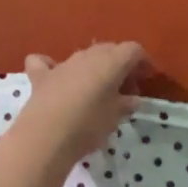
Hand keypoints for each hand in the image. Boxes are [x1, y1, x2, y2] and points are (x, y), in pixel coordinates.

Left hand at [15, 42, 147, 160]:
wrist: (45, 136)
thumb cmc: (89, 126)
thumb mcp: (115, 117)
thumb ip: (125, 104)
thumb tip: (131, 99)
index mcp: (111, 62)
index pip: (133, 50)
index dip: (142, 62)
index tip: (146, 80)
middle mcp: (87, 56)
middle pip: (109, 49)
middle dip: (120, 65)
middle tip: (125, 90)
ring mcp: (62, 64)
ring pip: (84, 55)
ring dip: (94, 68)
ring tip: (98, 92)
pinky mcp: (41, 76)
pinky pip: (46, 63)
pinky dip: (52, 66)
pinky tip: (55, 77)